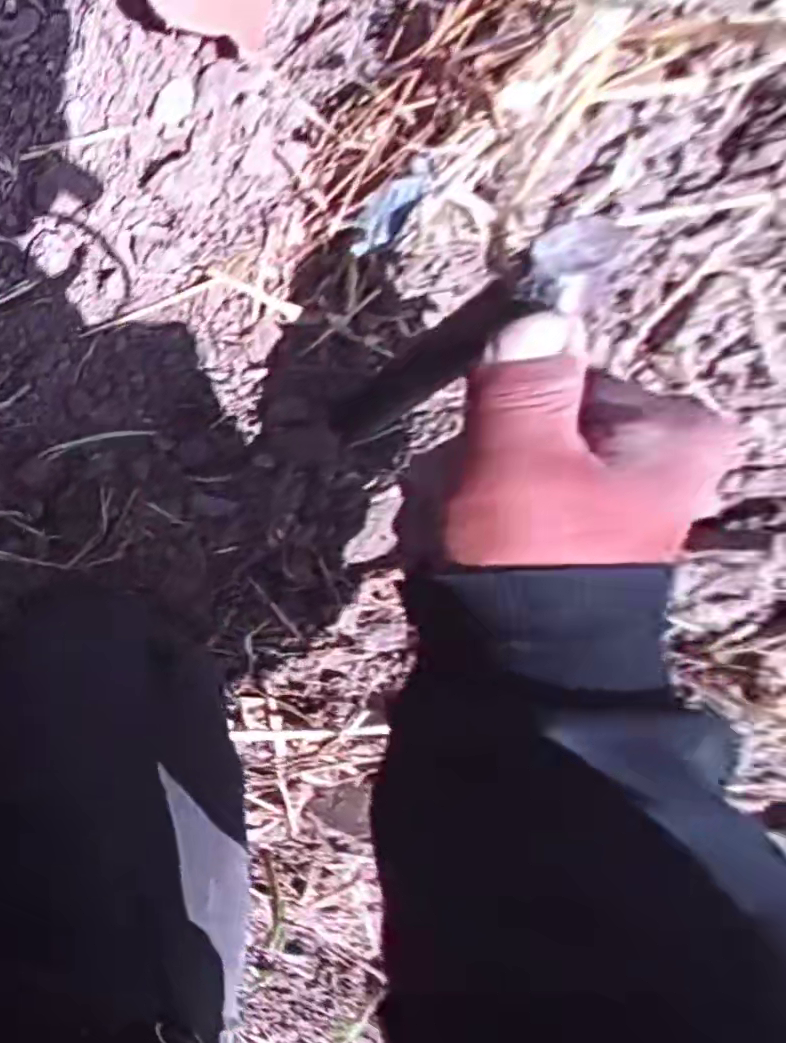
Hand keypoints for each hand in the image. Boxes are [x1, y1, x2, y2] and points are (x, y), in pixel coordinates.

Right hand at [438, 313, 737, 566]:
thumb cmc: (528, 546)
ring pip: (502, 459)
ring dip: (456, 485)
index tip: (474, 443)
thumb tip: (534, 316)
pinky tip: (457, 536)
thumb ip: (522, 388)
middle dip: (472, 455)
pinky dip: (466, 509)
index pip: (562, 377)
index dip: (500, 406)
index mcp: (671, 427)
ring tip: (452, 522)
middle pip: (529, 422)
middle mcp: (656, 455)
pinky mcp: (565, 526)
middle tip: (461, 492)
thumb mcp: (516, 458)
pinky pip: (500, 493)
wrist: (517, 645)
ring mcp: (609, 495)